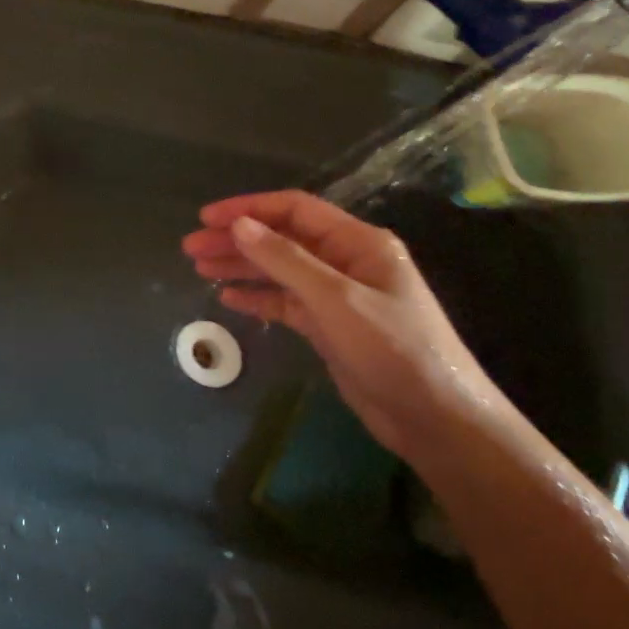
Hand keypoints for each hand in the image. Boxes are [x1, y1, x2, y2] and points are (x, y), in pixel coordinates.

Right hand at [182, 191, 507, 456]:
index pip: (295, 209)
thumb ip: (286, 259)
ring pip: (280, 270)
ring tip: (200, 268)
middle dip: (237, 240)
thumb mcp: (336, 299)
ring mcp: (339, 295)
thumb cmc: (393, 349)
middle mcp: (347, 261)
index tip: (206, 218)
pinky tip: (227, 298)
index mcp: (359, 242)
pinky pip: (286, 302)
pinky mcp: (331, 326)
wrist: (437, 419)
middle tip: (191, 248)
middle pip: (282, 239)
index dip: (249, 208)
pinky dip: (258, 297)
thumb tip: (240, 225)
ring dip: (241, 267)